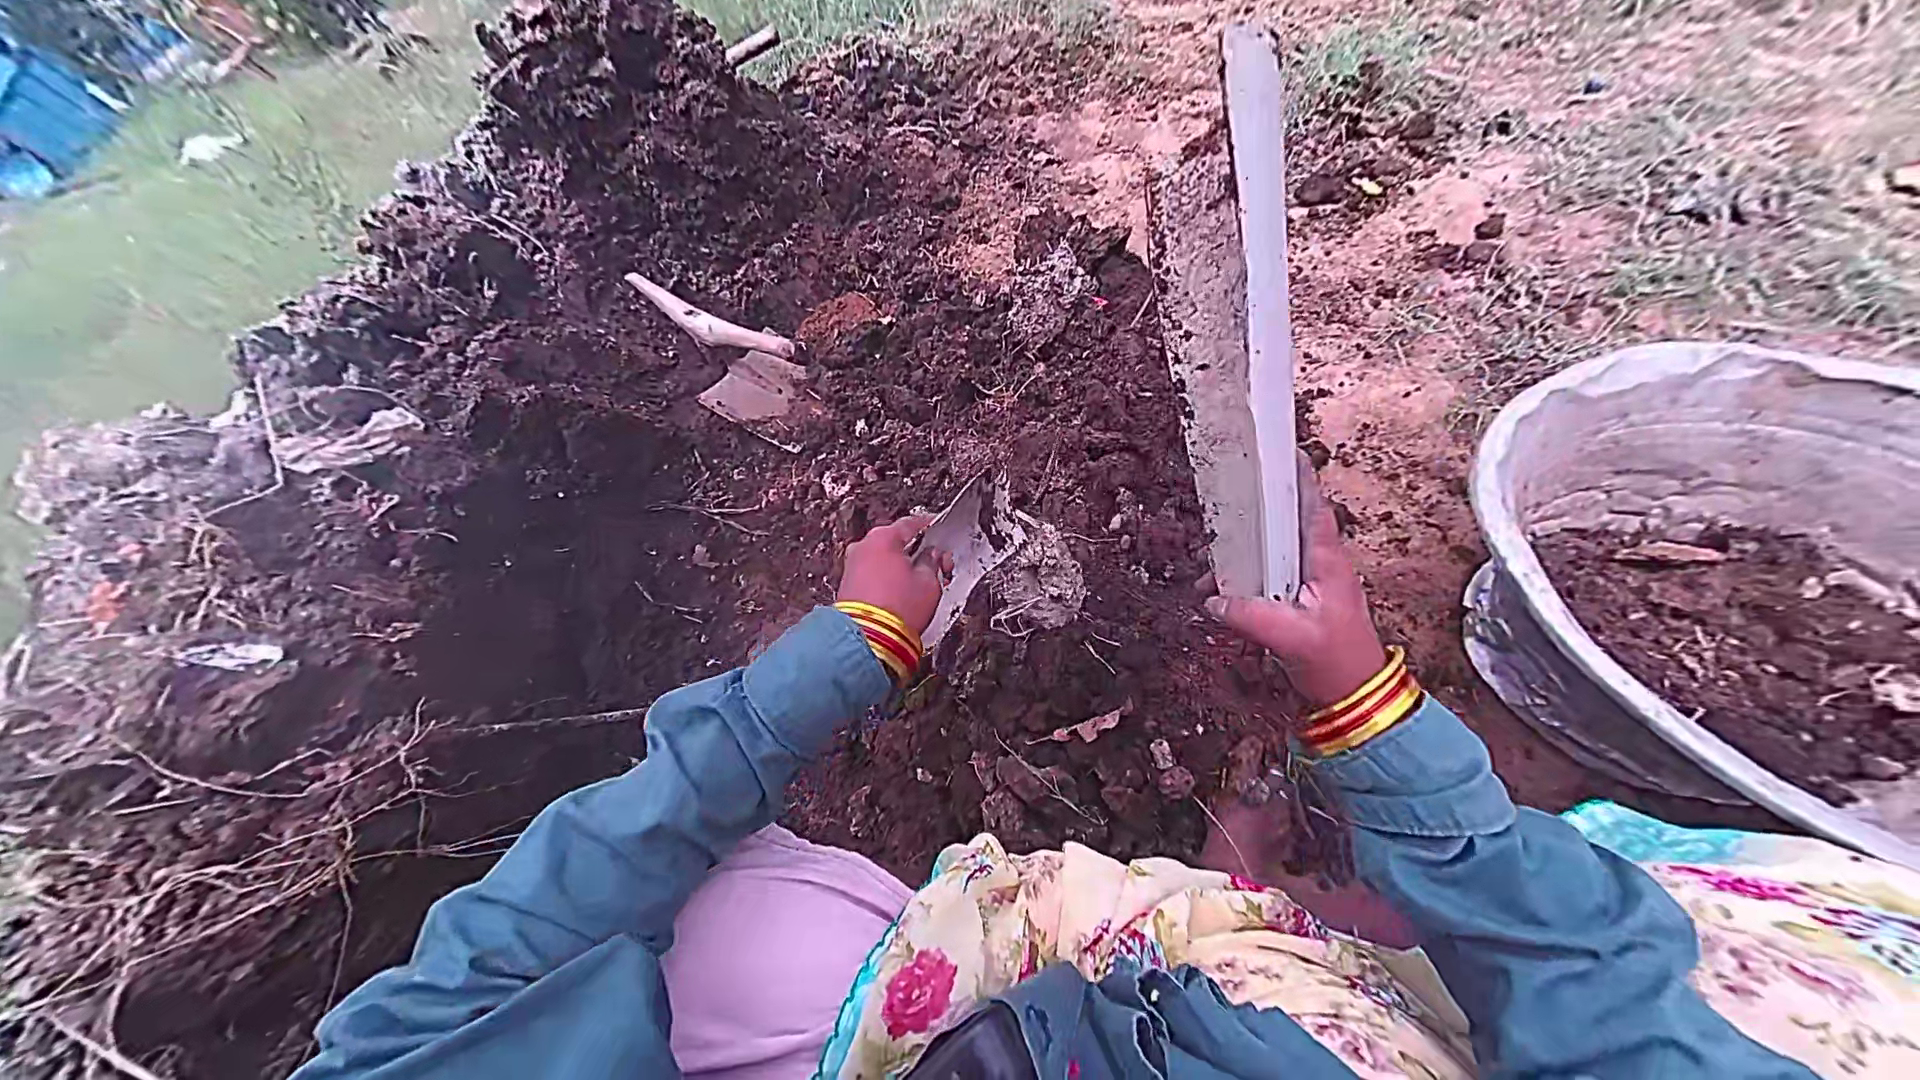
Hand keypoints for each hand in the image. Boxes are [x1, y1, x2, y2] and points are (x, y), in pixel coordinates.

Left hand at [837, 514, 952, 636]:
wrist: (867, 640)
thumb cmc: (897, 610)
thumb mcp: (929, 582)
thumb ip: (933, 562)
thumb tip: (932, 556)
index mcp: (883, 537)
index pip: (912, 523)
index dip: (931, 528)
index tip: (941, 534)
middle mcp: (863, 547)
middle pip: (896, 542)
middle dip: (918, 553)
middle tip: (938, 567)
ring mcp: (852, 567)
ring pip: (884, 559)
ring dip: (902, 568)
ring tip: (922, 586)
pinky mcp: (848, 587)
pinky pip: (874, 576)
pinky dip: (889, 580)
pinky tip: (903, 594)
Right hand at [1204, 459, 1388, 708]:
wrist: (1354, 694)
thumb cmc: (1337, 662)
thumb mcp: (1290, 637)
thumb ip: (1248, 615)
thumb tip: (1212, 599)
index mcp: (1327, 562)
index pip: (1314, 509)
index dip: (1300, 480)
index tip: (1284, 453)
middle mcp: (1319, 564)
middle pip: (1285, 523)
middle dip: (1255, 513)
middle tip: (1227, 505)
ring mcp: (1308, 580)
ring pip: (1270, 549)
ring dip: (1241, 553)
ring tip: (1213, 565)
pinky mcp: (1296, 596)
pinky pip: (1265, 574)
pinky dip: (1242, 577)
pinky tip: (1220, 590)